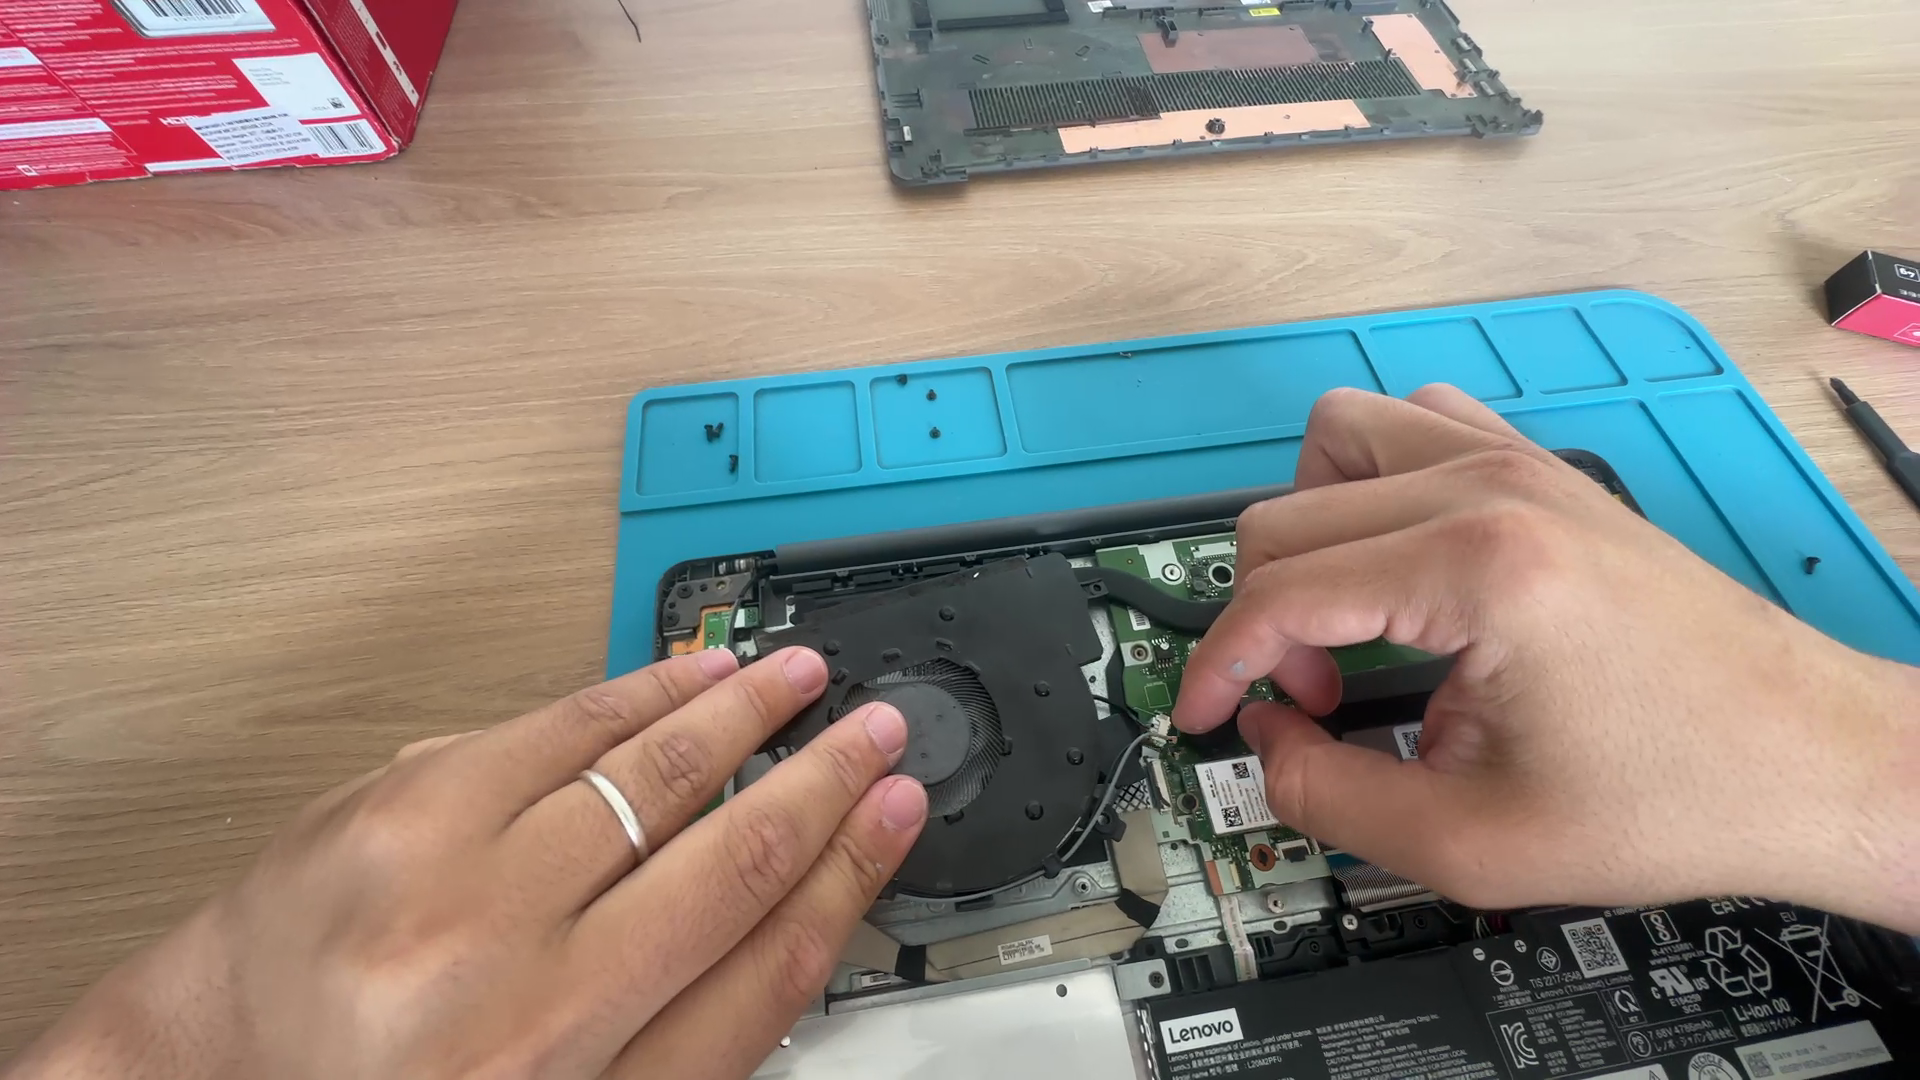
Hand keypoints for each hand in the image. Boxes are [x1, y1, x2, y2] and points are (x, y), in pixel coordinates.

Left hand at [9, 647, 927, 1079]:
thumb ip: (690, 1028)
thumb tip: (803, 892)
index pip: (768, 973)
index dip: (851, 876)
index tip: (896, 810)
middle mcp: (524, 1018)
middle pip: (731, 866)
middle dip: (825, 782)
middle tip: (878, 730)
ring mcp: (453, 901)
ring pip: (660, 777)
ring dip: (750, 714)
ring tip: (803, 675)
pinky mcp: (400, 813)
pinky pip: (568, 728)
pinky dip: (652, 690)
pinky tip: (704, 670)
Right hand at [1174, 385, 1919, 930]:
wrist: (1828, 762)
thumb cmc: (1665, 805)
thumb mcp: (1469, 846)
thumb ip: (1322, 794)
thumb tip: (1261, 728)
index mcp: (1472, 571)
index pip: (1276, 597)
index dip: (1217, 666)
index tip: (1203, 715)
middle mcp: (1480, 488)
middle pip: (1280, 521)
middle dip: (1262, 619)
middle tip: (1313, 693)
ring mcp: (1509, 460)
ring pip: (1330, 438)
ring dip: (1303, 527)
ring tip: (1339, 601)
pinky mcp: (1531, 463)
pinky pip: (1408, 419)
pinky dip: (1367, 475)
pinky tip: (1392, 543)